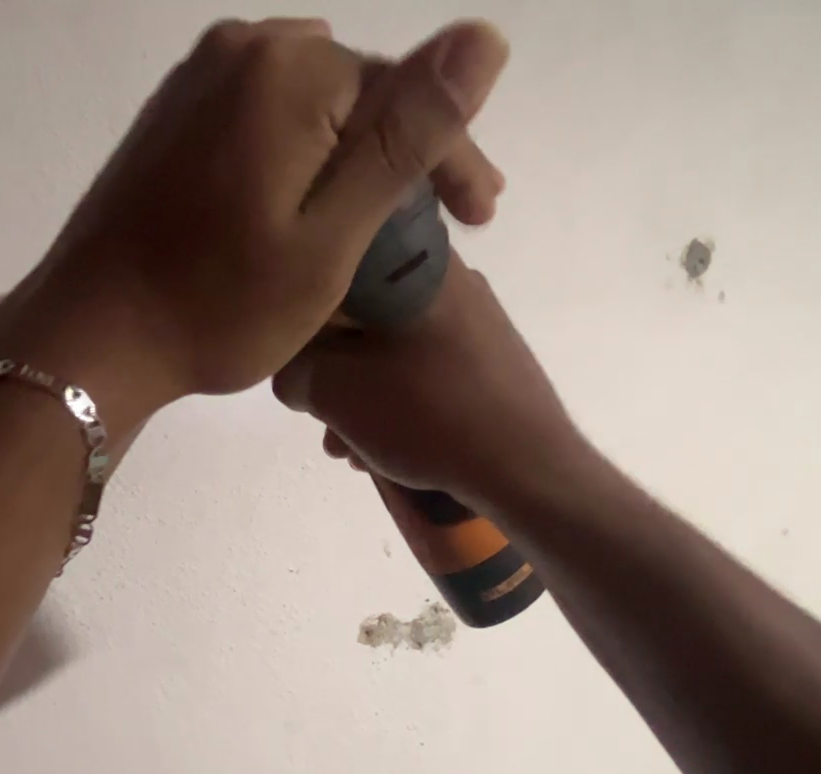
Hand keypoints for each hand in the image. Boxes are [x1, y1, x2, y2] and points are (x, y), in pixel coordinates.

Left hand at [0, 18, 509, 434]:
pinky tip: (313, 198)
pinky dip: (301, 156)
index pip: (404, 94)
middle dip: (405, 154)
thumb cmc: (219, 306)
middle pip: (357, 94)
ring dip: (354, 154)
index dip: (453, 156)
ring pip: (312, 106)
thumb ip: (405, 137)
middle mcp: (242, 50)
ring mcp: (198, 80)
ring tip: (386, 217)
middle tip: (446, 222)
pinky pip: (263, 119)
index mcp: (290, 73)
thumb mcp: (331, 236)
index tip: (481, 218)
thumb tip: (484, 37)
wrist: (95, 336)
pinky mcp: (173, 116)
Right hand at [272, 258, 584, 505]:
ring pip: (392, 349)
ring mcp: (475, 316)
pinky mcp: (491, 356)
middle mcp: (447, 275)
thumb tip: (294, 371)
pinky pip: (425, 367)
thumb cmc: (426, 414)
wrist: (527, 464)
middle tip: (323, 425)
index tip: (294, 368)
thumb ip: (293, 370)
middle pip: (362, 316)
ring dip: (362, 398)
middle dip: (332, 374)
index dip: (300, 321)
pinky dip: (398, 400)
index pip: (332, 270)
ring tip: (353, 451)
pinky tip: (389, 449)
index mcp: (409, 261)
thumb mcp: (334, 392)